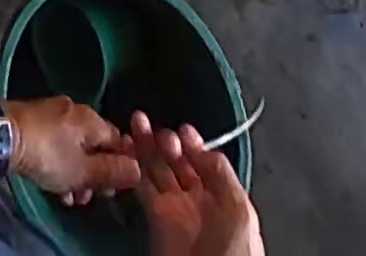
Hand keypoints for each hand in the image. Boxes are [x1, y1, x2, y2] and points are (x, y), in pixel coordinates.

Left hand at [3, 97, 140, 205]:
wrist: (3, 134)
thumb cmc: (48, 154)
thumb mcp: (84, 171)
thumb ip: (113, 171)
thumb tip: (139, 169)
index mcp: (91, 119)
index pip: (118, 140)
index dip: (120, 166)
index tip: (112, 189)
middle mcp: (75, 110)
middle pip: (96, 144)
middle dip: (95, 173)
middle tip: (88, 197)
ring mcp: (54, 112)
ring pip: (75, 146)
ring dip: (77, 173)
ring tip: (69, 197)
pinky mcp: (36, 119)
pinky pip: (58, 142)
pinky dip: (61, 162)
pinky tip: (54, 184)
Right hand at [131, 111, 262, 255]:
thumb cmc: (232, 252)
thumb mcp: (239, 212)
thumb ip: (220, 172)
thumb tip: (196, 142)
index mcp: (220, 197)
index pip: (202, 162)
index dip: (191, 144)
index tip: (180, 129)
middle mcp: (195, 199)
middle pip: (177, 162)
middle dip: (164, 140)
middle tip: (153, 124)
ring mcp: (173, 208)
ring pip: (156, 169)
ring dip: (145, 146)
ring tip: (135, 122)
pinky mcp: (154, 218)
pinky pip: (142, 187)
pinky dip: (133, 167)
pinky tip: (126, 148)